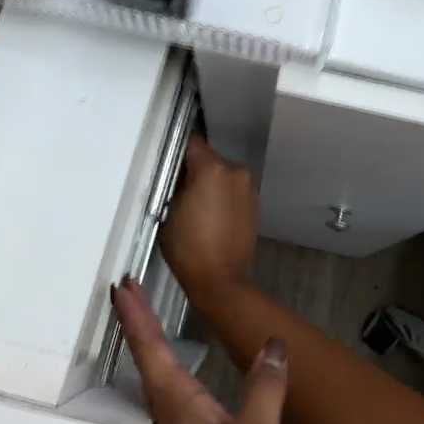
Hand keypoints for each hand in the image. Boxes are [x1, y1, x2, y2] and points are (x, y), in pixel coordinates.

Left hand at [115, 278, 286, 423]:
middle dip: (139, 323)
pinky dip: (172, 377)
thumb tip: (273, 344)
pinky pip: (174, 404)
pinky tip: (186, 384)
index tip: (122, 284)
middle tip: (131, 292)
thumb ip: (265, 389)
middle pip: (148, 360)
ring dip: (152, 348)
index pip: (149, 347)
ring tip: (152, 325)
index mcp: (178, 407)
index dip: (135, 313)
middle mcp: (169, 419)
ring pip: (158, 383)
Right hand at [162, 138, 259, 300]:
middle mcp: (235, 171)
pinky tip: (212, 216)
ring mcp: (249, 187)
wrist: (221, 279)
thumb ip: (176, 185)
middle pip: (209, 159)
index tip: (168, 165)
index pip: (192, 143)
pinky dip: (223, 196)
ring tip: (196, 207)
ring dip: (210, 183)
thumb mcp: (168, 211)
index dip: (178, 152)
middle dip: (195, 170)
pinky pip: (233, 190)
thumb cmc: (188, 246)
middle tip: (178, 191)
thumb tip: (180, 174)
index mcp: (212, 168)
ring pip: (222, 174)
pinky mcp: (255, 203)